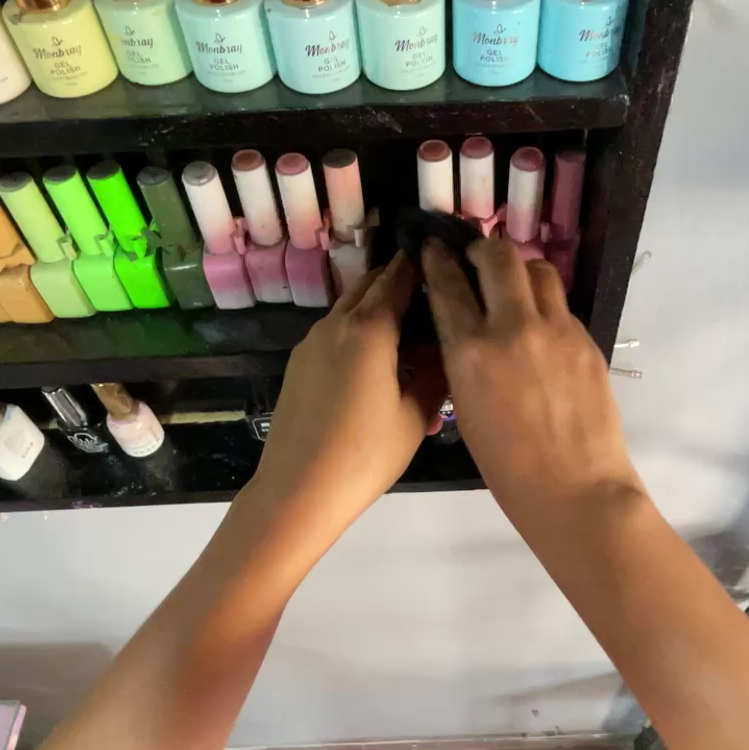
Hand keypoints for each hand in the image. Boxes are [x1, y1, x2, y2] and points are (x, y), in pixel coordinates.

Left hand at [247, 253, 446, 539]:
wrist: (297, 491)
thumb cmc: (364, 455)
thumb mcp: (415, 416)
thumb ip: (437, 373)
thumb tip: (451, 346)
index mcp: (368, 329)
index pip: (399, 276)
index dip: (423, 261)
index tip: (447, 258)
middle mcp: (335, 324)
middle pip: (370, 284)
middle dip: (401, 279)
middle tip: (435, 294)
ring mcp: (311, 343)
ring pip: (350, 307)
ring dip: (379, 305)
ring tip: (412, 328)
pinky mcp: (299, 364)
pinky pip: (335, 331)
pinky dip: (360, 329)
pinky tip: (379, 358)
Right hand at [421, 239, 641, 533]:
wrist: (573, 489)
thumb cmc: (507, 466)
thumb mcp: (465, 408)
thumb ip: (464, 359)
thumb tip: (465, 327)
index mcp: (469, 351)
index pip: (448, 284)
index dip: (438, 259)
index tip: (434, 248)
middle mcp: (511, 327)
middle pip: (497, 256)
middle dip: (482, 249)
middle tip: (476, 259)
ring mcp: (555, 330)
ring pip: (538, 269)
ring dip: (520, 269)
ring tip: (514, 286)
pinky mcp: (586, 339)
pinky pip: (561, 305)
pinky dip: (545, 305)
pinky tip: (540, 328)